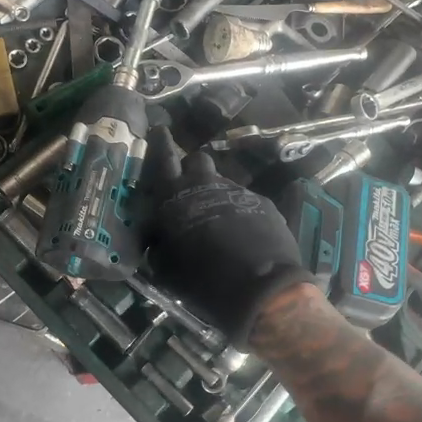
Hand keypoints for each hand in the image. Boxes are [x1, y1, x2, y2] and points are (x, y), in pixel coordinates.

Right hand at [148, 150, 312, 343]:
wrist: (263, 291)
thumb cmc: (204, 281)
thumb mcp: (168, 269)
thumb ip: (161, 246)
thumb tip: (158, 240)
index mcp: (175, 197)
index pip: (164, 156)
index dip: (160, 141)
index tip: (159, 130)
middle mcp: (206, 185)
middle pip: (198, 159)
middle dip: (192, 168)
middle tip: (189, 188)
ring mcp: (239, 191)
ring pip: (223, 182)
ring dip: (217, 195)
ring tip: (219, 223)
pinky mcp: (264, 204)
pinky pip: (246, 202)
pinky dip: (241, 213)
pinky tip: (243, 237)